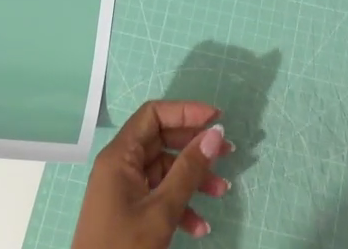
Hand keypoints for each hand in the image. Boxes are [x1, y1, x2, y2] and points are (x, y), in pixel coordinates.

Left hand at [72, 101, 230, 248]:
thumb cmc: (124, 246)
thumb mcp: (162, 209)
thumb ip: (189, 170)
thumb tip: (215, 134)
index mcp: (120, 155)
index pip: (154, 115)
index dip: (185, 111)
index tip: (216, 118)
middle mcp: (120, 165)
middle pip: (162, 141)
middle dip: (195, 148)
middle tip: (227, 154)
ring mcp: (124, 189)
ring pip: (165, 171)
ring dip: (193, 180)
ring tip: (221, 192)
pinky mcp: (129, 211)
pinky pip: (159, 196)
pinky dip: (181, 206)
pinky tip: (199, 226)